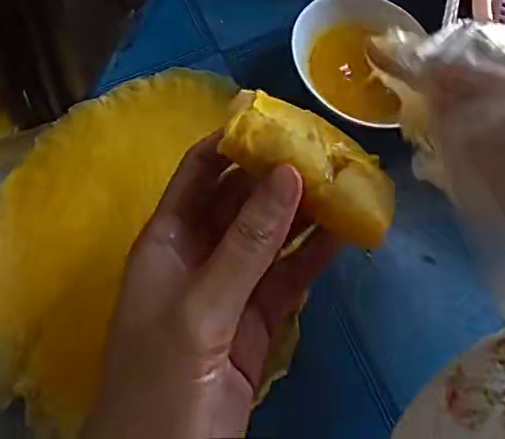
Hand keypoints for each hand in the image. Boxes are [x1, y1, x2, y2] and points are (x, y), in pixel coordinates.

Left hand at [82, 133, 339, 438]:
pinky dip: (312, 259)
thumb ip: (246, 244)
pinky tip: (343, 236)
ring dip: (302, 214)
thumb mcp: (200, 309)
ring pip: (268, 239)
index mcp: (166, 239)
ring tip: (344, 183)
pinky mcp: (254, 327)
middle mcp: (196, 255)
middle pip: (239, 200)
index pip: (200, 172)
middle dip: (277, 175)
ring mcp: (227, 291)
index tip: (275, 120)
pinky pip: (285, 280)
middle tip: (324, 149)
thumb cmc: (160, 383)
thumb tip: (287, 173)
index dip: (232, 142)